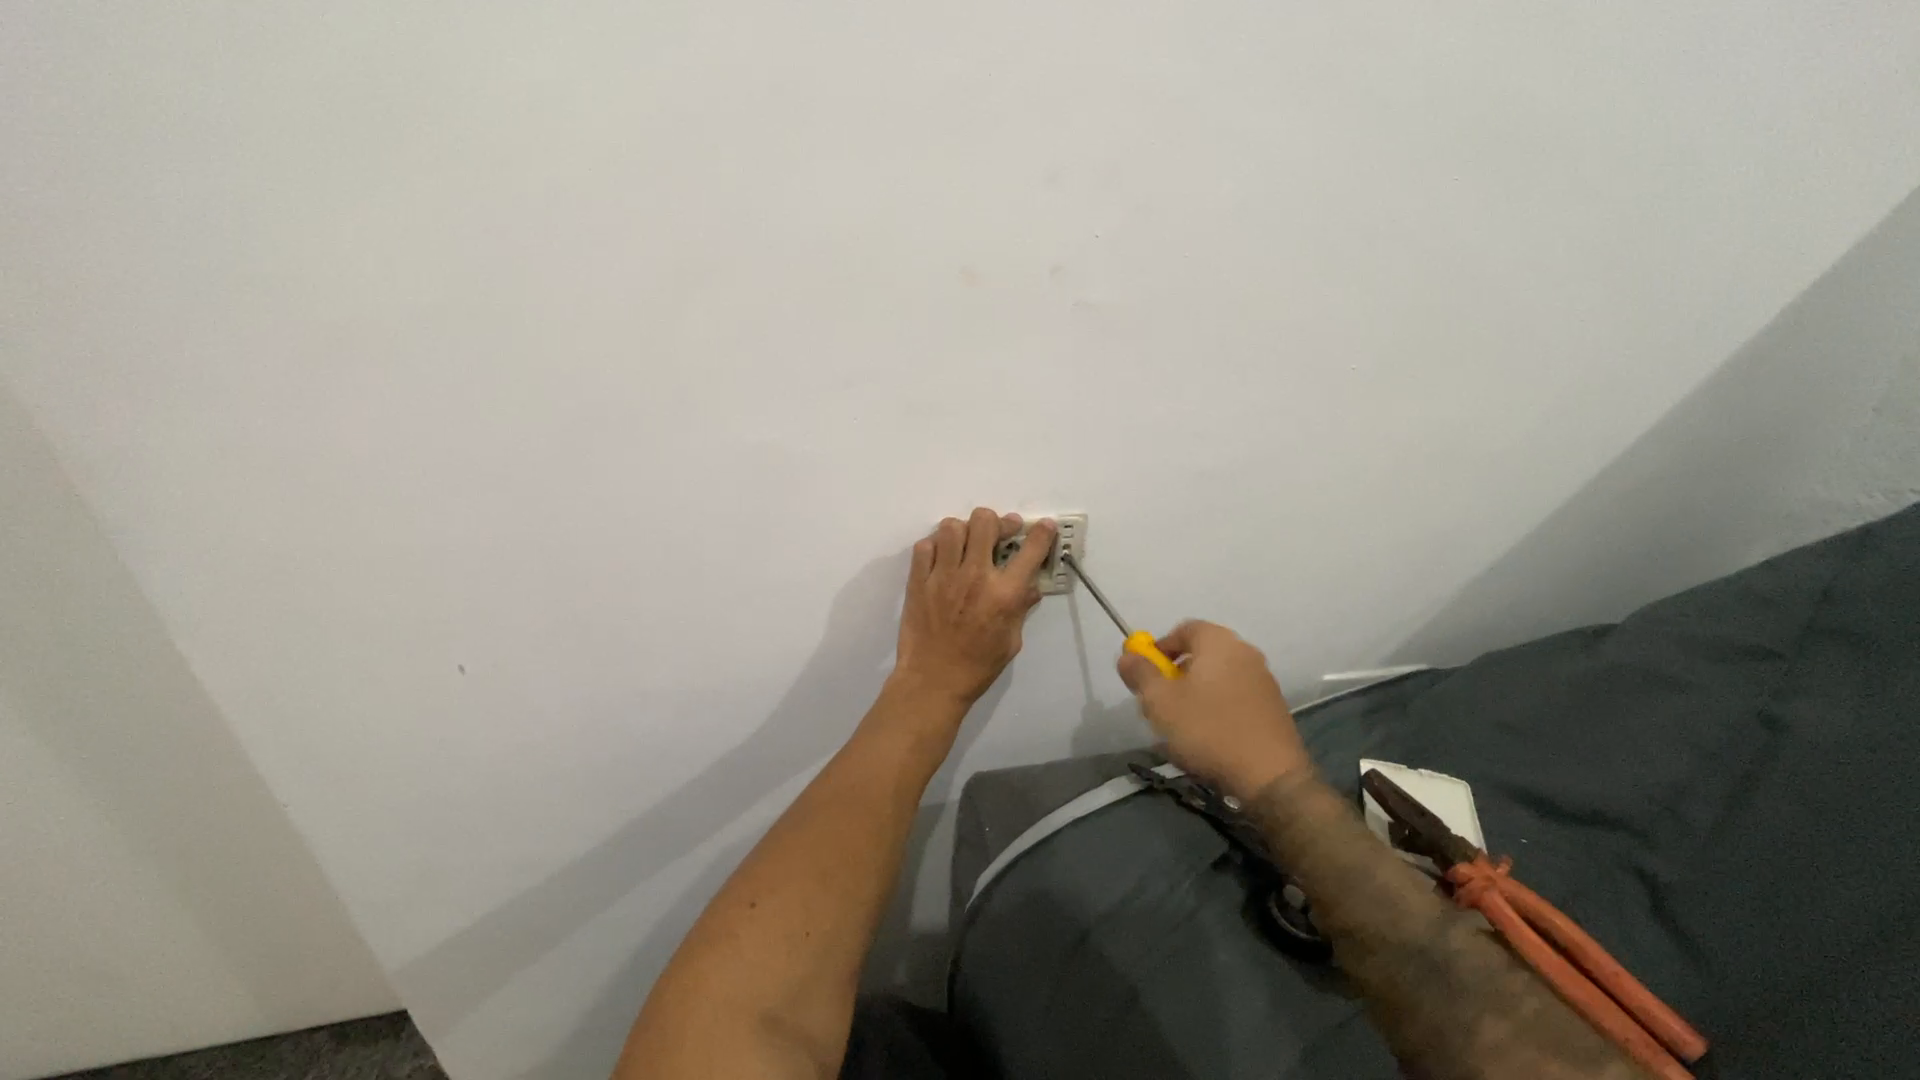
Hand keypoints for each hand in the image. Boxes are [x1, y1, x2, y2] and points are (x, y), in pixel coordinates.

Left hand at [893, 508, 1055, 708]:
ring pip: (951, 527)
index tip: (1044, 527)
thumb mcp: (1011, 641)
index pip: (1030, 550)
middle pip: (984, 522)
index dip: (1042, 533)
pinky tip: (941, 560)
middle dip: (996, 522)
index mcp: (1004, 594)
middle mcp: (975, 577)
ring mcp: (943, 576)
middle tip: (998, 533)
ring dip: (963, 531)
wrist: (933, 681)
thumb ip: (1021, 609)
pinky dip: (935, 547)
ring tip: (966, 545)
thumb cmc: (977, 667)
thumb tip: (1031, 586)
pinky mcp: (918, 581)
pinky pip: (924, 546)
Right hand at [1117, 620, 1309, 798]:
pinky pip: (1234, 697)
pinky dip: (1216, 709)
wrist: (1269, 775)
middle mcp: (1245, 652)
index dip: (1159, 648)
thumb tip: (1128, 655)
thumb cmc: (1207, 729)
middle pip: (1201, 654)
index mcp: (1219, 642)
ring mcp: (1263, 680)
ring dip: (1195, 694)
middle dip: (1175, 675)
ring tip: (1181, 725)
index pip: (1183, 629)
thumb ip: (1140, 673)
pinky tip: (1208, 737)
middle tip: (1159, 702)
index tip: (1146, 674)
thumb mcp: (1159, 701)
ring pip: (1217, 678)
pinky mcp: (1272, 707)